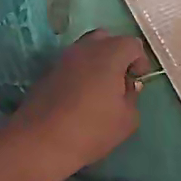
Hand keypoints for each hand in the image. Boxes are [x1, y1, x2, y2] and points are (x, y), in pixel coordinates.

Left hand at [9, 30, 151, 168]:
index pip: (132, 44)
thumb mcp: (127, 119)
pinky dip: (79, 72)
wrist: (41, 141)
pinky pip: (70, 64)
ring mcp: (63, 58)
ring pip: (86, 49)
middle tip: (119, 80)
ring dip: (96, 63)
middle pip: (106, 39)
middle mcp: (85, 48)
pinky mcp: (47, 71)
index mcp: (109, 53)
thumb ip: (132, 96)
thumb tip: (127, 85)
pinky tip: (79, 96)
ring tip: (99, 90)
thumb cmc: (91, 129)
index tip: (137, 81)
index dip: (140, 61)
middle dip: (117, 54)